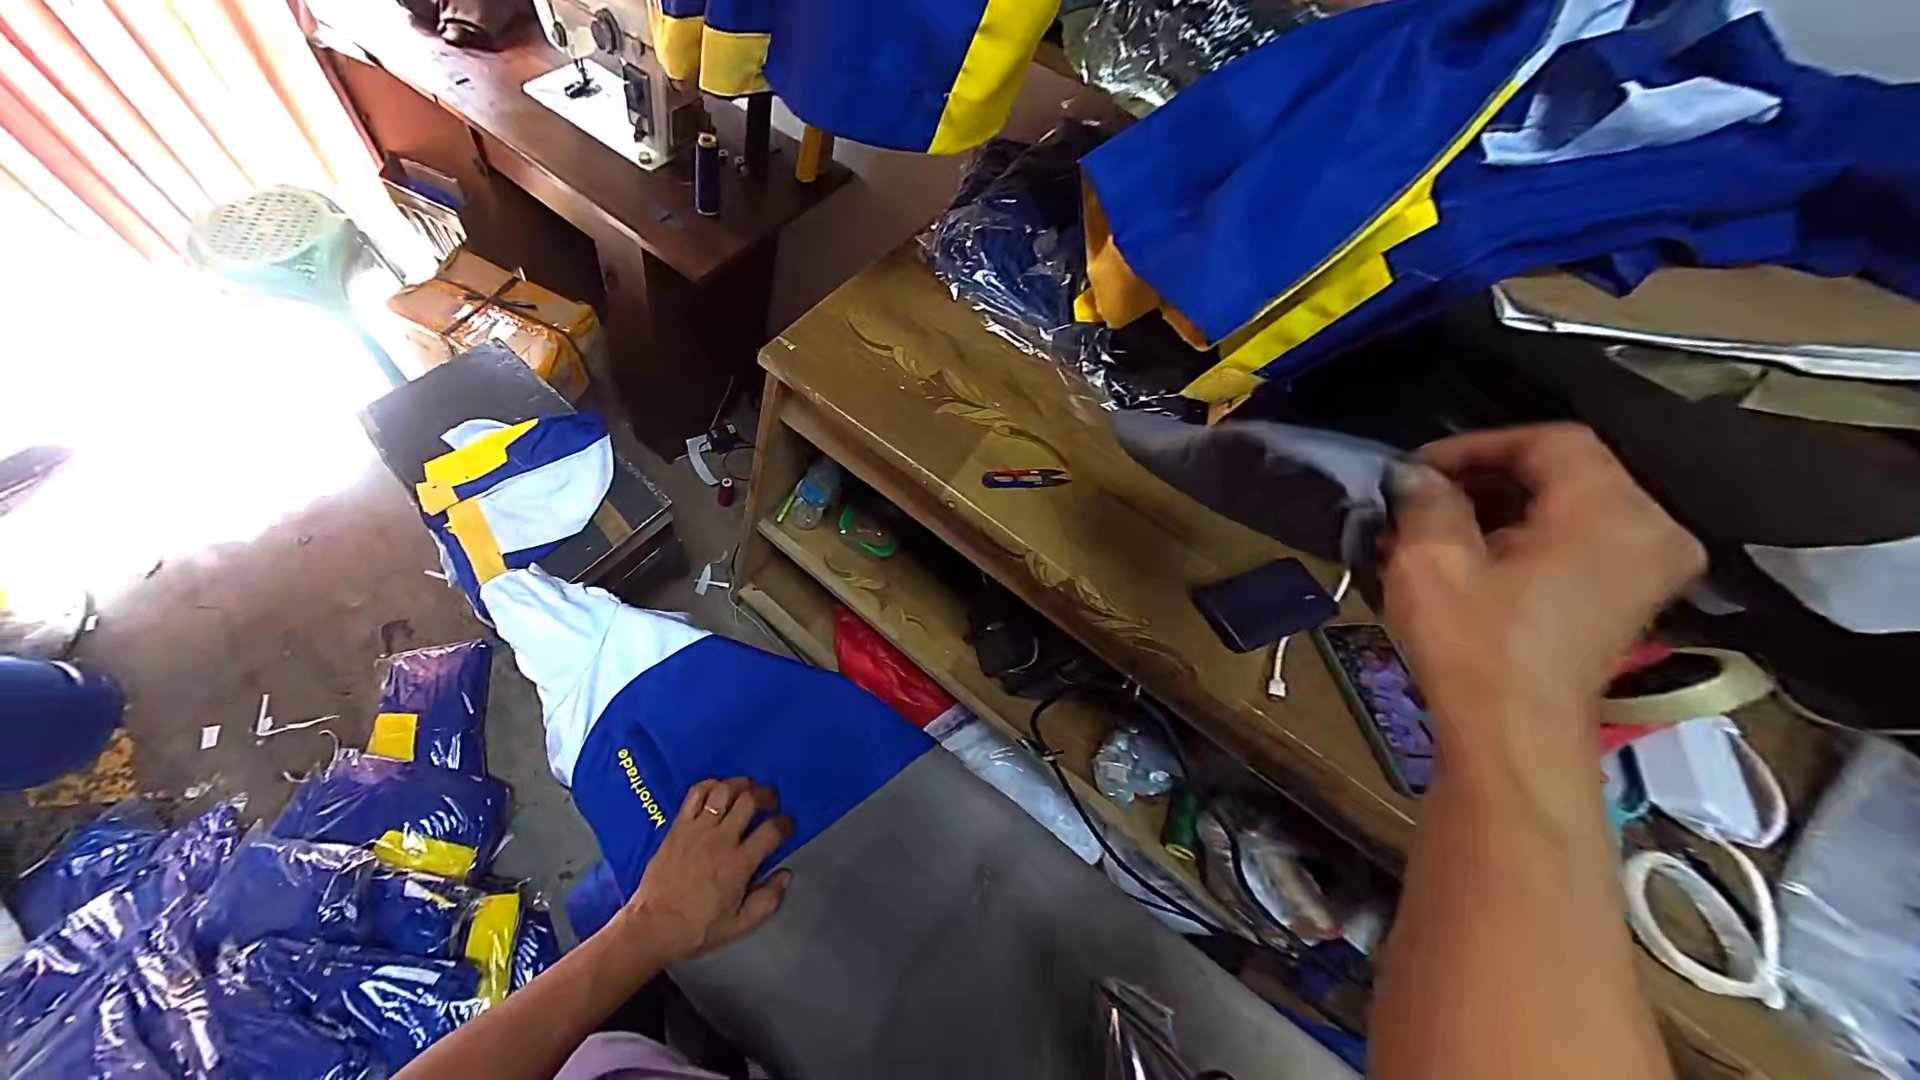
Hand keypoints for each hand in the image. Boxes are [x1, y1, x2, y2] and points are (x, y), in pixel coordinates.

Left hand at [615, 777, 792, 965]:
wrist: (651, 928)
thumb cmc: (697, 928)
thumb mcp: (740, 925)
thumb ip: (768, 900)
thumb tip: (786, 874)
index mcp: (738, 864)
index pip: (772, 830)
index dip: (786, 824)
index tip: (787, 826)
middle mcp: (721, 840)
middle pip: (750, 800)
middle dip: (767, 795)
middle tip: (771, 802)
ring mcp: (698, 829)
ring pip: (725, 790)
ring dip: (742, 785)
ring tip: (748, 790)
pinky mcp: (679, 826)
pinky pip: (696, 794)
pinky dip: (711, 785)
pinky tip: (719, 790)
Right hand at [1382, 424, 1704, 744]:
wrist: (1512, 733)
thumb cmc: (1473, 645)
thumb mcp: (1431, 562)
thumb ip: (1426, 501)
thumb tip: (1414, 475)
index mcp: (1611, 515)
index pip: (1551, 441)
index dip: (1476, 445)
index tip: (1417, 469)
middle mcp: (1650, 531)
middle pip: (1563, 471)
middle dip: (1480, 477)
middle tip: (1415, 498)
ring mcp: (1645, 566)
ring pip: (1564, 504)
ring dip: (1492, 507)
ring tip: (1426, 529)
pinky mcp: (1625, 594)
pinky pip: (1572, 538)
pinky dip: (1516, 535)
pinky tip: (1460, 557)